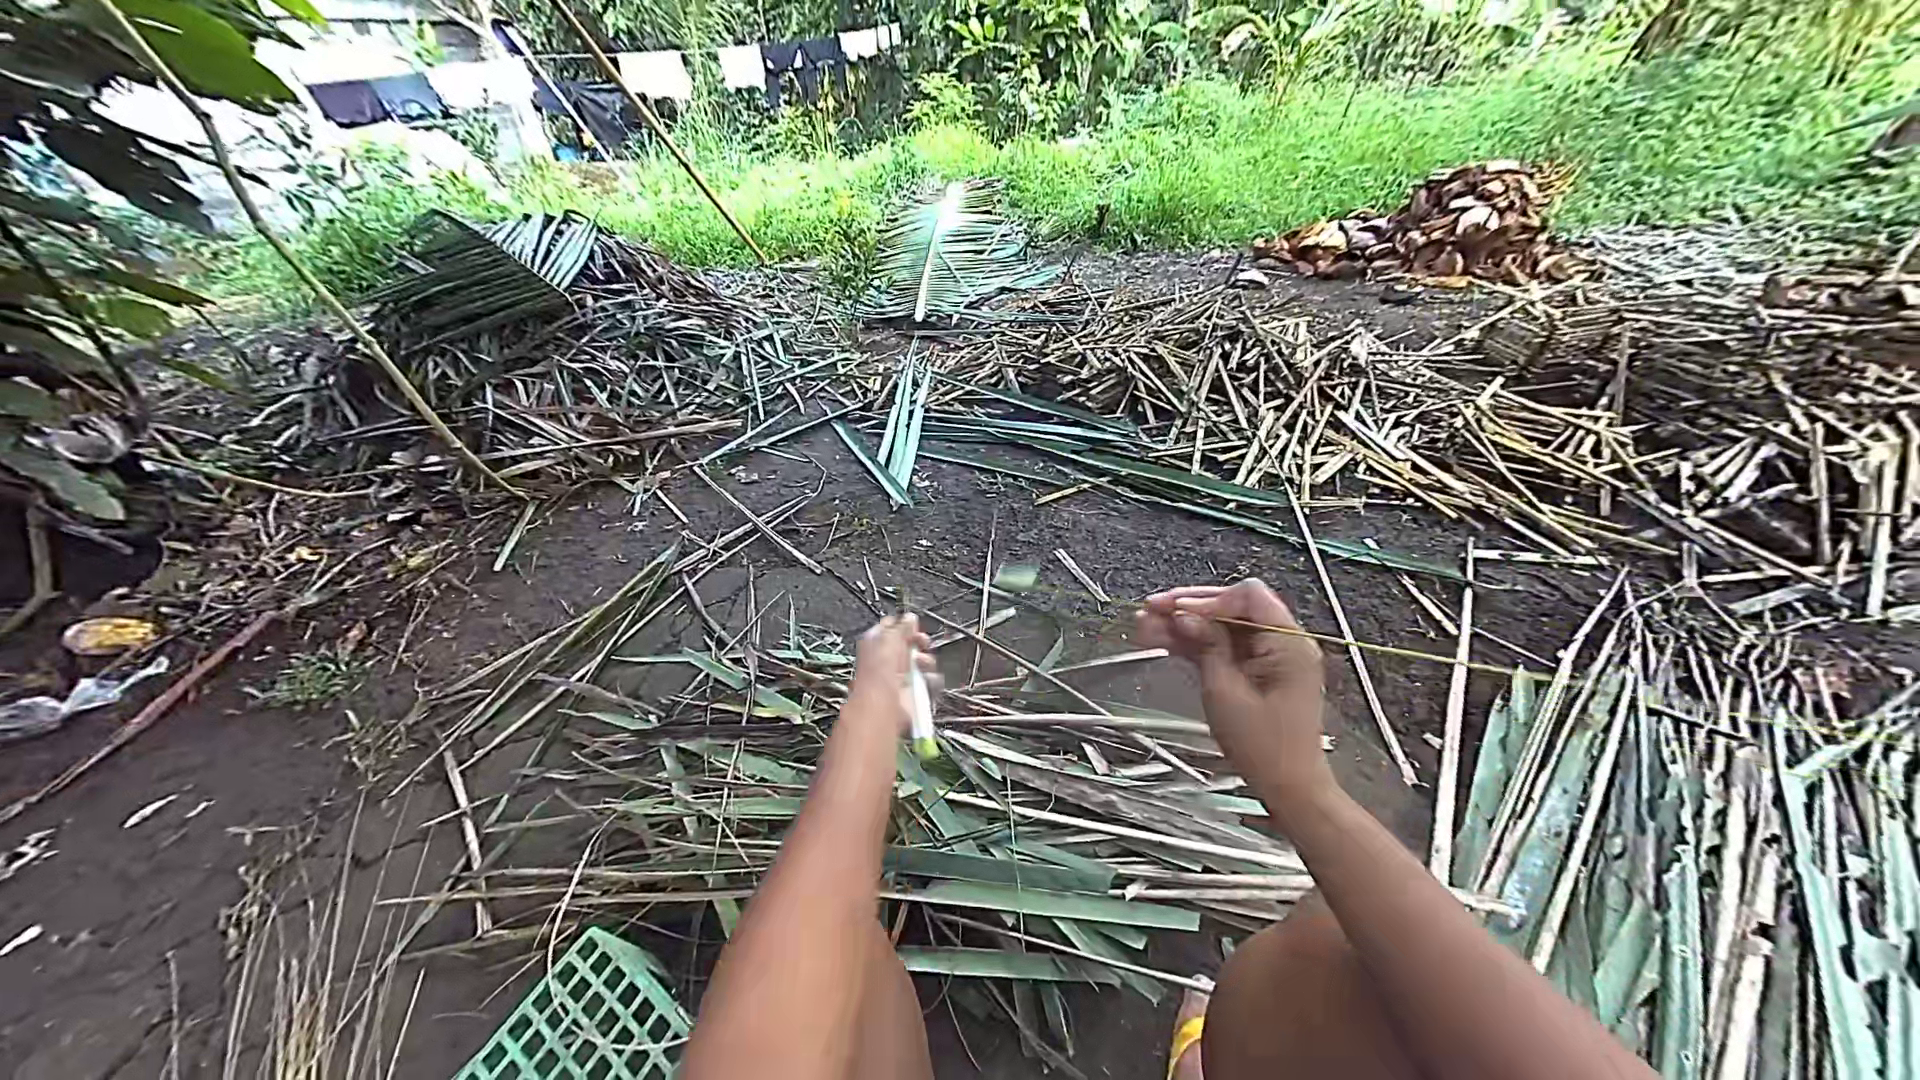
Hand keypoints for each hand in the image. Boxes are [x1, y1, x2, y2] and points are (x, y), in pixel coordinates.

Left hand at [845, 613, 937, 736]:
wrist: (883, 703)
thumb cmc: (880, 669)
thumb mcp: (889, 638)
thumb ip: (901, 626)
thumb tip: (910, 617)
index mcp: (875, 644)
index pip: (891, 628)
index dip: (903, 625)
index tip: (912, 624)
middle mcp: (887, 659)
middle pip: (910, 644)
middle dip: (918, 641)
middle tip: (922, 642)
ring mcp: (900, 676)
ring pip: (921, 662)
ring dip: (925, 661)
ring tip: (921, 664)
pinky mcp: (913, 691)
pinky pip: (929, 680)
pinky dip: (931, 679)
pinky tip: (926, 679)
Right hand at [1134, 580, 1336, 824]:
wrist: (1289, 786)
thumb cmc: (1263, 746)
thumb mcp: (1226, 691)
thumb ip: (1207, 646)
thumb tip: (1185, 614)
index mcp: (1287, 642)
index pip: (1246, 597)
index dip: (1206, 600)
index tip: (1174, 610)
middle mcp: (1282, 641)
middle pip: (1231, 606)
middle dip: (1189, 607)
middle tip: (1150, 609)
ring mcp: (1268, 655)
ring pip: (1221, 625)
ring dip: (1184, 624)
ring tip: (1145, 625)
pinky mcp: (1255, 669)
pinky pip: (1222, 645)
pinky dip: (1194, 642)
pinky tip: (1162, 640)